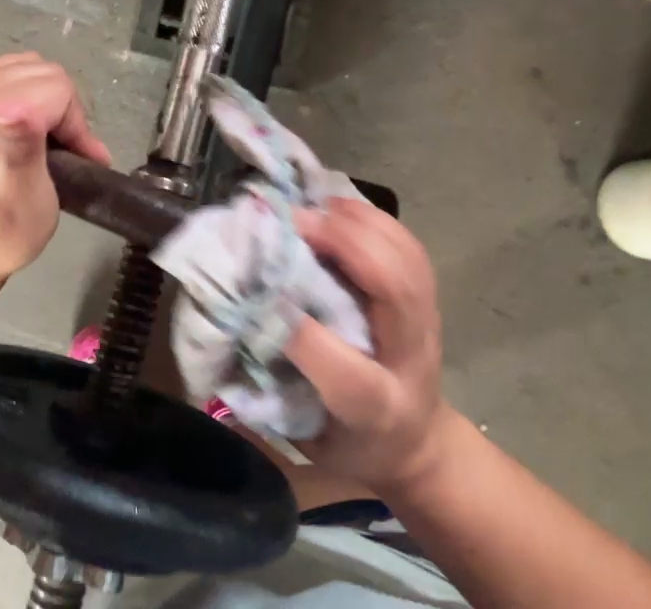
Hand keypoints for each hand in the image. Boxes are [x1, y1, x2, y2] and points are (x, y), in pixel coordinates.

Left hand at [0, 53, 110, 291]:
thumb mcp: (20, 208)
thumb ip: (22, 155)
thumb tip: (17, 105)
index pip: (54, 88)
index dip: (75, 124)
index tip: (77, 163)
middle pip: (43, 72)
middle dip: (65, 111)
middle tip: (68, 157)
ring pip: (28, 67)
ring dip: (49, 101)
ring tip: (49, 145)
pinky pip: (9, 73)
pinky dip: (30, 94)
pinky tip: (28, 130)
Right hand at [286, 199, 451, 492]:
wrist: (417, 444)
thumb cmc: (348, 441)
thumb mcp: (305, 437)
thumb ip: (268, 394)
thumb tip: (223, 333)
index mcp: (375, 409)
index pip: (345, 370)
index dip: (301, 331)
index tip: (259, 297)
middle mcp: (409, 361)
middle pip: (395, 292)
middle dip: (344, 246)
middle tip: (291, 221)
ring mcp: (426, 325)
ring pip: (407, 259)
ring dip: (359, 223)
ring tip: (312, 207)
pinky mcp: (427, 299)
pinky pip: (408, 246)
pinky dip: (373, 219)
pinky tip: (337, 208)